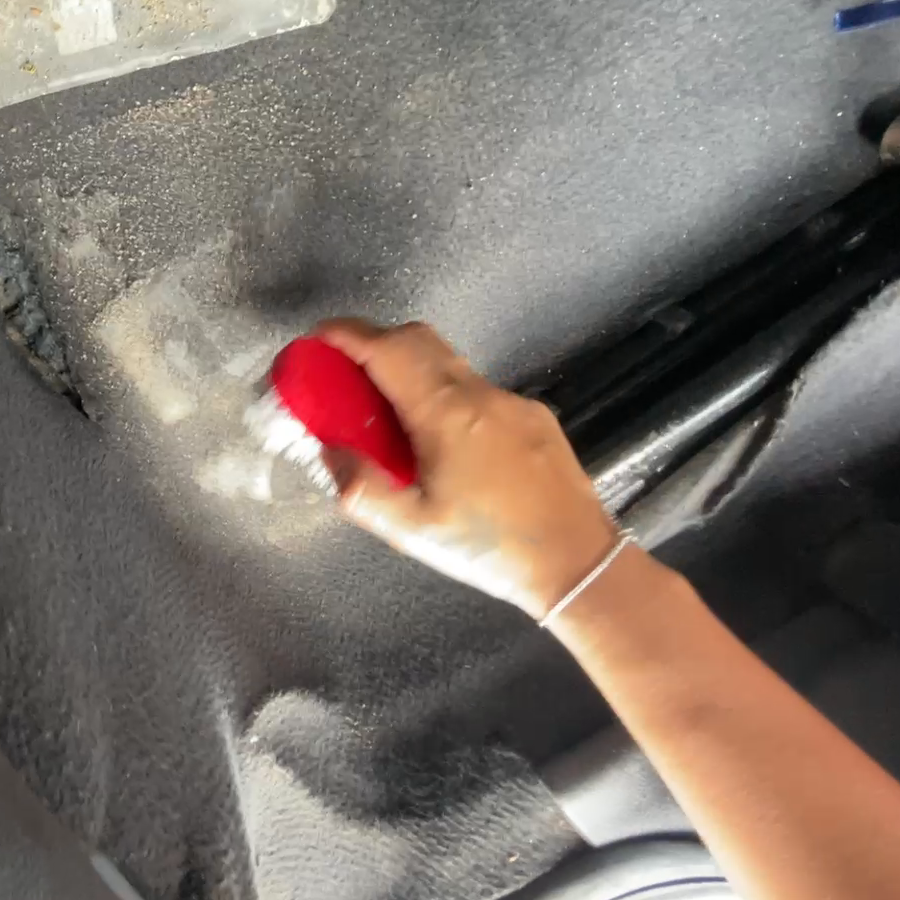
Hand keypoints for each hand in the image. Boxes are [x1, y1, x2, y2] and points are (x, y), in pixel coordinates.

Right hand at [315, 319, 622, 617]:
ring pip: (446, 359)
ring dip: (405, 362)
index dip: (346, 334)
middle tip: (342, 364)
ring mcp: (511, 401)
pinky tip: (436, 434)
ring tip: (382, 402)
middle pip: (417, 337)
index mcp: (445, 416)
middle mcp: (479, 395)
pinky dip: (438, 388)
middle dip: (372, 338)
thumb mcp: (410, 529)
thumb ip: (359, 486)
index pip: (387, 350)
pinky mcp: (532, 415)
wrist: (582, 565)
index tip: (318, 337)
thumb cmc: (490, 547)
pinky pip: (472, 385)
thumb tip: (327, 448)